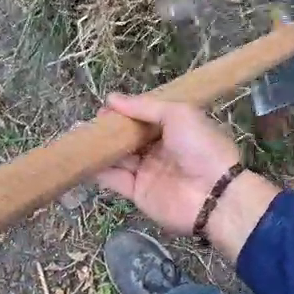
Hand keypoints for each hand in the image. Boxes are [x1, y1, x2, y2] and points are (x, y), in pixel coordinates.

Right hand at [93, 94, 245, 235]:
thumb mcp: (179, 114)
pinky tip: (82, 160)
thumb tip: (112, 98)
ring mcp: (149, 172)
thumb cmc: (201, 147)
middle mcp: (161, 150)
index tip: (105, 108)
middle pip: (129, 138)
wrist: (215, 194)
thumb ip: (145, 106)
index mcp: (175, 129)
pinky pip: (115, 180)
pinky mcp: (139, 193)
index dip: (125, 112)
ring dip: (100, 149)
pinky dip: (98, 171)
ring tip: (78, 138)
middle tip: (89, 123)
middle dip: (110, 131)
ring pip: (119, 158)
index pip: (145, 118)